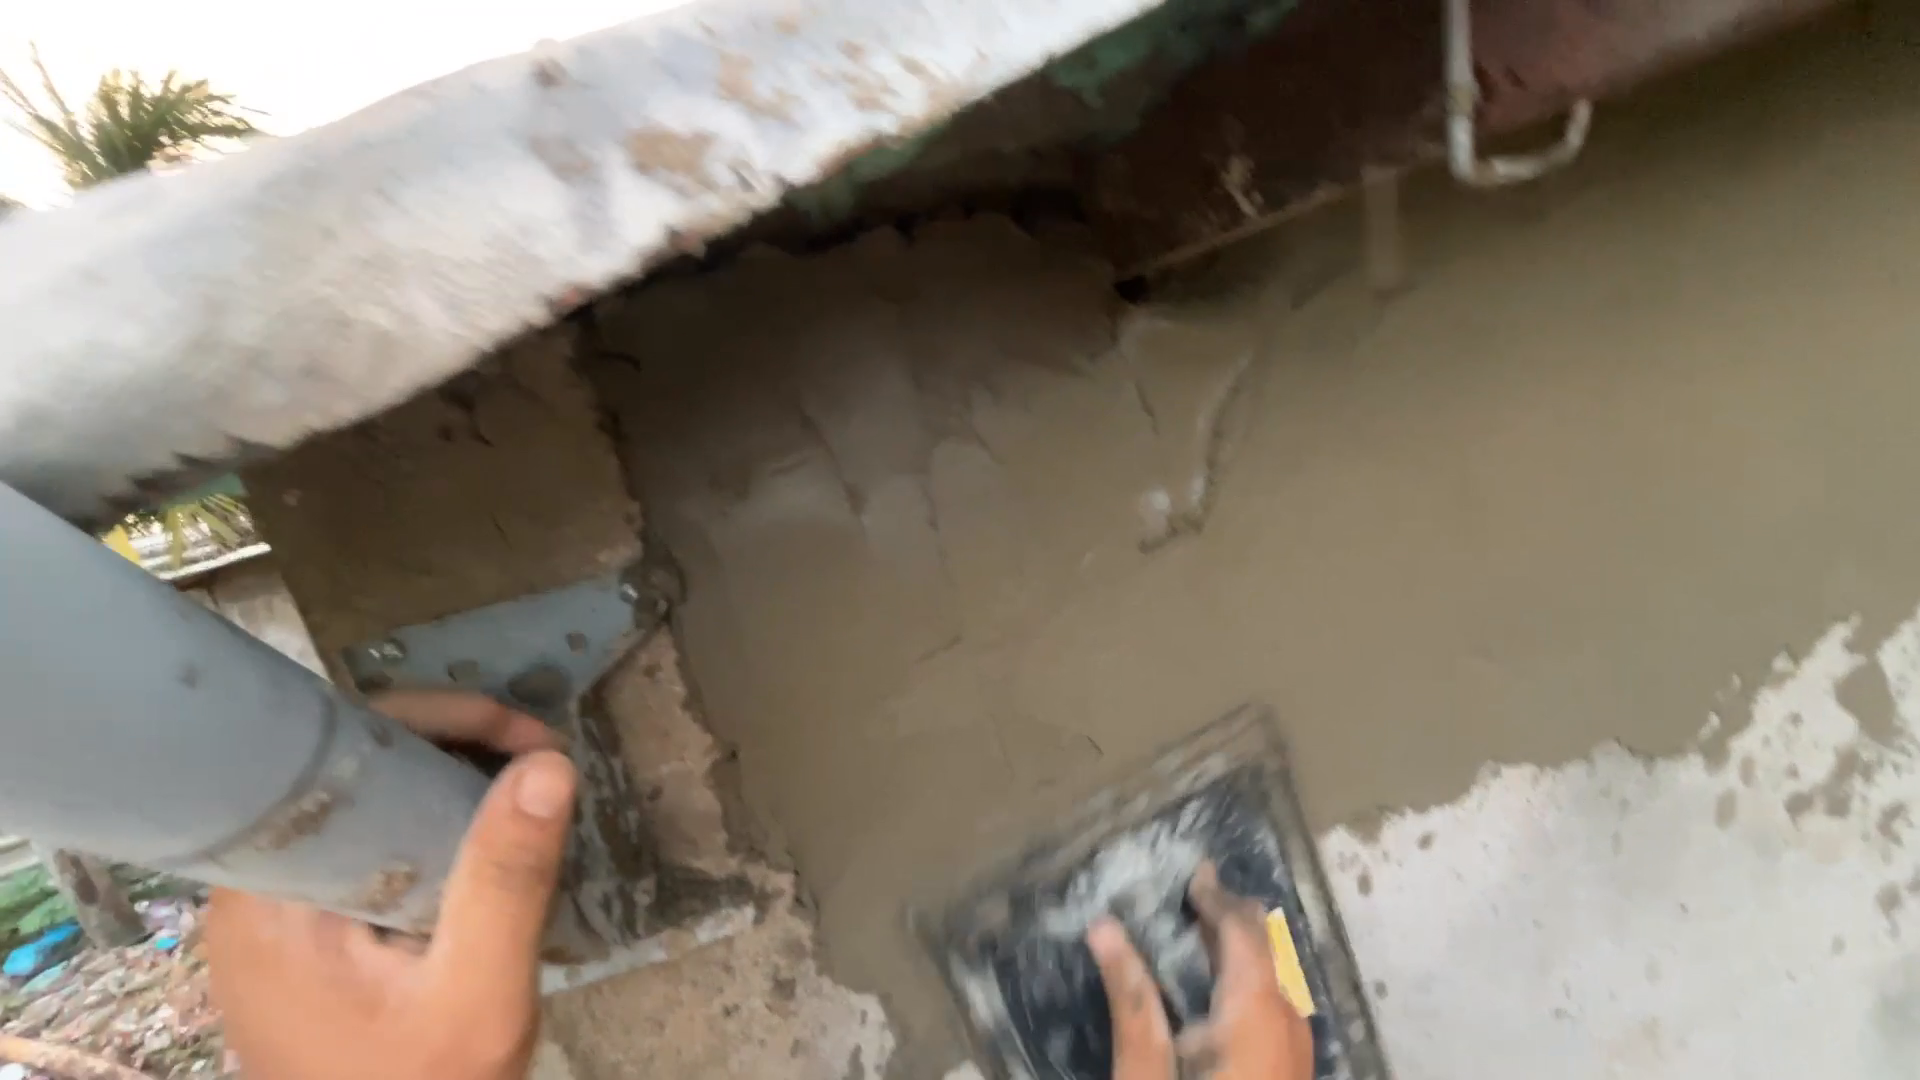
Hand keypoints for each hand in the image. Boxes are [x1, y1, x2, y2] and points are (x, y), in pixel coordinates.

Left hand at [206, 691, 576, 1079]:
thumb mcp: (480, 991)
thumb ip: (508, 881)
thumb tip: (549, 762)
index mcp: (275, 889)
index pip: (344, 751)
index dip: (441, 719)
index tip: (526, 736)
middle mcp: (265, 881)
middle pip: (363, 763)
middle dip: (463, 740)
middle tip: (546, 758)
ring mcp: (289, 900)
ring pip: (379, 792)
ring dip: (462, 772)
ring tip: (535, 790)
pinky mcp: (320, 918)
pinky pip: (386, 830)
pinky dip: (449, 810)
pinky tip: (498, 831)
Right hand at [1087, 860, 1313, 1079]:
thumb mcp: (1145, 1075)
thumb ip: (1131, 997)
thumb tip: (1104, 927)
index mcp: (1254, 1017)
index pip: (1244, 936)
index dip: (1219, 900)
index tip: (1195, 872)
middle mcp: (1286, 1031)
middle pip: (1269, 955)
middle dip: (1235, 919)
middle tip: (1198, 895)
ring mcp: (1294, 1062)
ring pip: (1277, 984)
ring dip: (1244, 951)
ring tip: (1206, 932)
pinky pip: (1277, 1012)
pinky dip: (1251, 984)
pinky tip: (1221, 993)